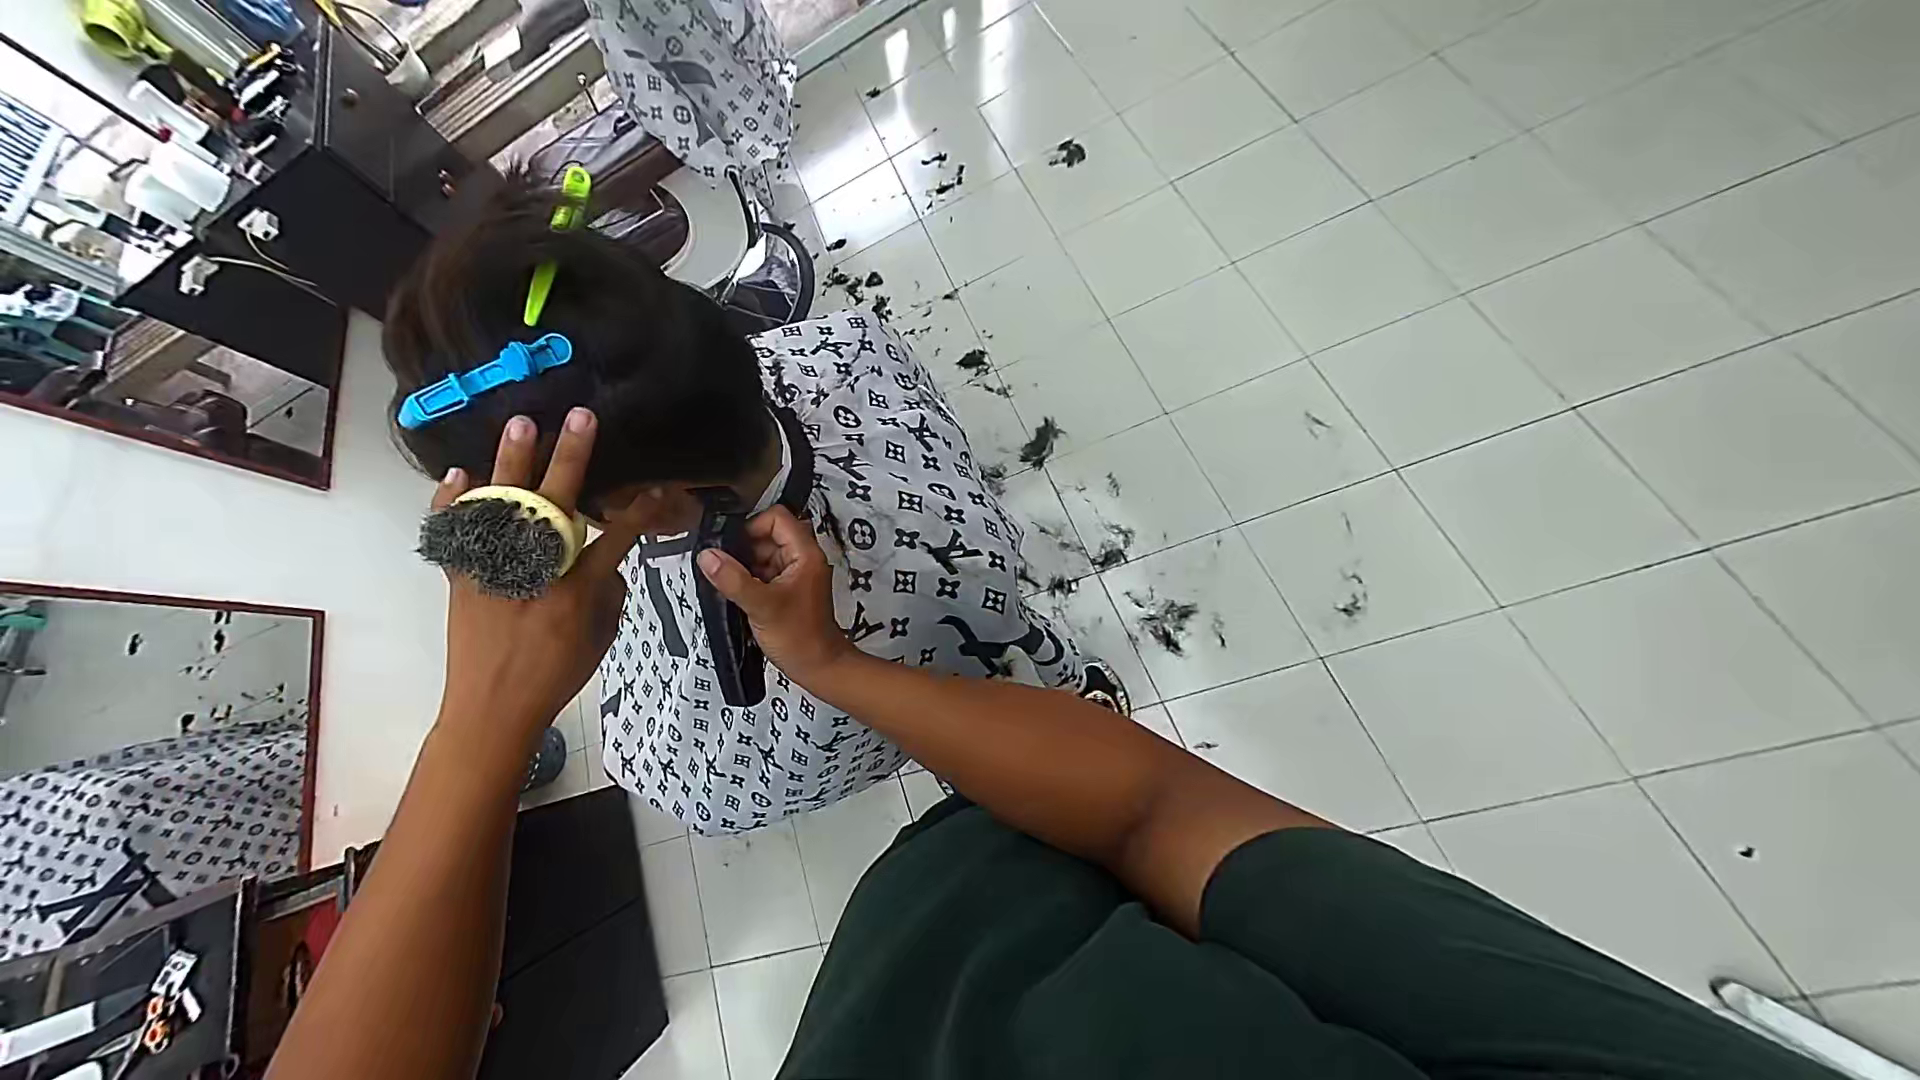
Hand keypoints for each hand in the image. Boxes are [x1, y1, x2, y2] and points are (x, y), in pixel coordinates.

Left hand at [434, 410, 642, 748]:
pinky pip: (454, 533)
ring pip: (502, 505)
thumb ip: (609, 593)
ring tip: (520, 425)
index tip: (659, 488)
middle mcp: (535, 570)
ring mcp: (492, 570)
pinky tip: (459, 474)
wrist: (492, 709)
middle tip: (579, 420)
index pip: (618, 537)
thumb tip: (605, 563)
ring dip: (511, 462)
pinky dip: (454, 502)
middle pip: (556, 503)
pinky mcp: (461, 578)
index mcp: (577, 588)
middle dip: (572, 458)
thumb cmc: (557, 675)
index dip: (642, 511)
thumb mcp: (603, 636)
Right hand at [696, 506, 859, 688]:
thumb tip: (709, 557)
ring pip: (764, 554)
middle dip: (746, 549)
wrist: (817, 665)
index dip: (752, 527)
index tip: (734, 545)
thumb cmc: (803, 638)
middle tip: (732, 569)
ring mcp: (796, 574)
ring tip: (739, 587)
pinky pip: (765, 571)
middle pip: (768, 534)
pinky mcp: (788, 589)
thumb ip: (733, 579)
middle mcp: (804, 560)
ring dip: (747, 566)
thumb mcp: (761, 605)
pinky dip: (751, 579)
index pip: (777, 518)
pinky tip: (744, 596)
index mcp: (806, 554)